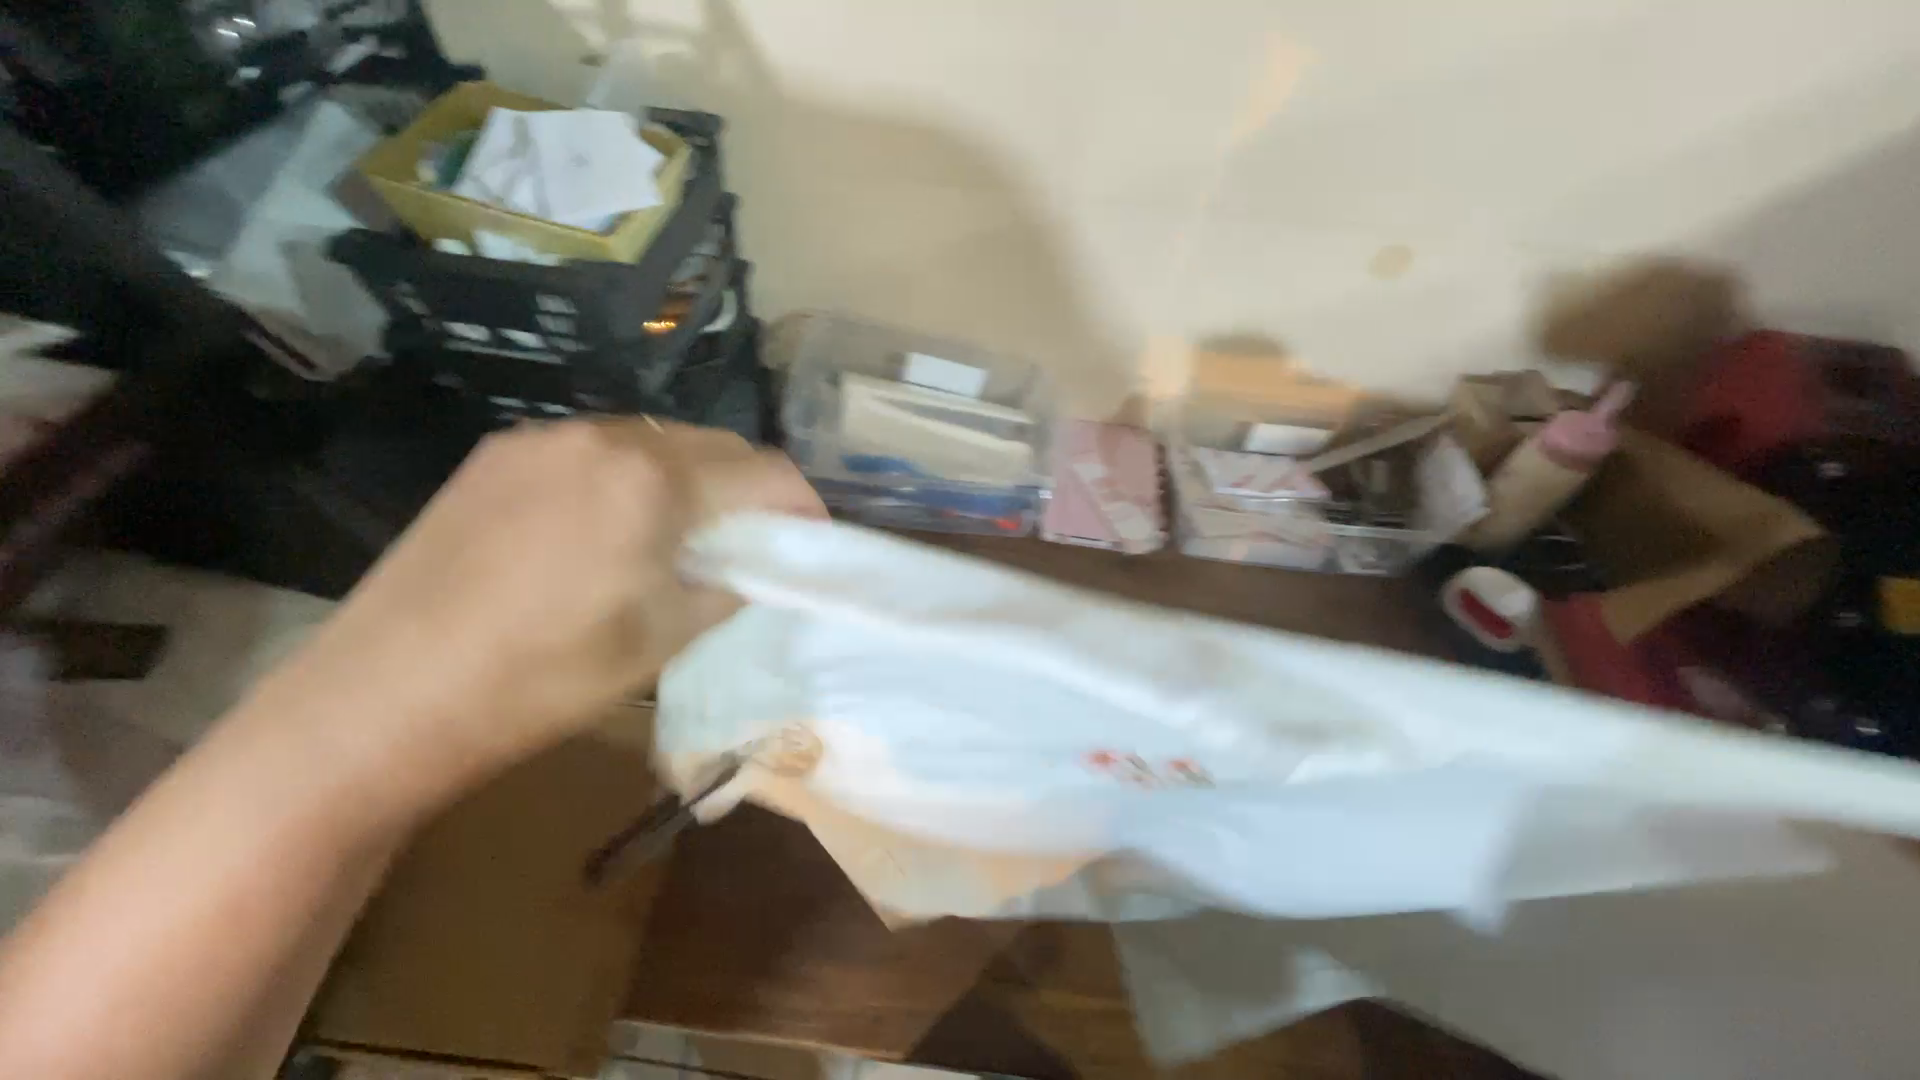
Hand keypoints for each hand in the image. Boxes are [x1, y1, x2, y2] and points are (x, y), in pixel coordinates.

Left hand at [264, 418, 822, 787]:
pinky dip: (631, 479)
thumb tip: (759, 566)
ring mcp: (542, 439)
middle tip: (755, 544)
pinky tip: (613, 527)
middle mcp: (602, 436)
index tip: (813, 542)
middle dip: (749, 489)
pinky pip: (595, 451)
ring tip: (684, 536)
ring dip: (690, 480)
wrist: (382, 698)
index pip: (763, 471)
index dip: (802, 506)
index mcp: (651, 480)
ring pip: (654, 442)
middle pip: (712, 445)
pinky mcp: (498, 456)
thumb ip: (730, 586)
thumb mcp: (663, 640)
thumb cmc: (542, 680)